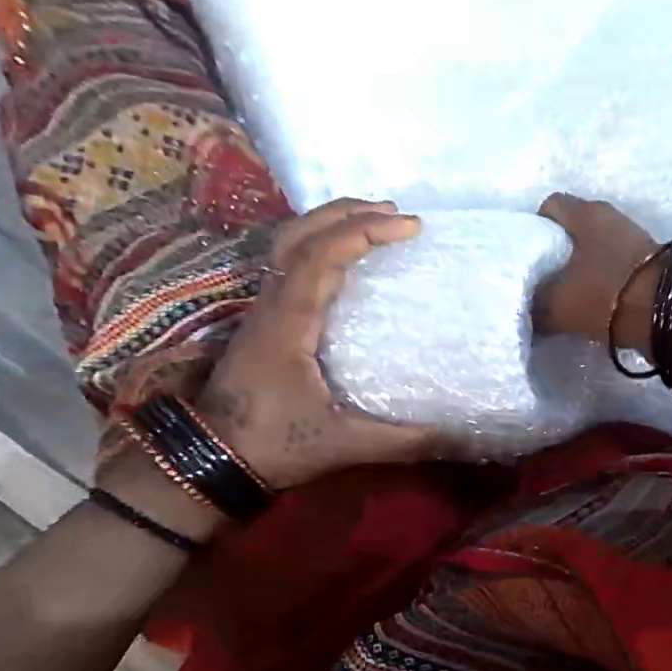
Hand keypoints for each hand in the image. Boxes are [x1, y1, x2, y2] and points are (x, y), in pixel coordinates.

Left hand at [194, 198, 437, 489]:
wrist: (212, 458)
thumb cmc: (276, 445)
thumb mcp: (345, 444)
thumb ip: (402, 441)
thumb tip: (459, 439)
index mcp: (290, 320)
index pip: (324, 254)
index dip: (366, 232)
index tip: (410, 226)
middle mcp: (272, 303)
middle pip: (300, 234)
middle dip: (347, 213)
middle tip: (394, 212)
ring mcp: (263, 311)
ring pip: (287, 245)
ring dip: (329, 225)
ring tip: (371, 225)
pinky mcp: (263, 324)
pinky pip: (287, 266)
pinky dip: (317, 248)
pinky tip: (342, 264)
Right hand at [534, 193, 658, 349]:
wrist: (669, 316)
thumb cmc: (607, 296)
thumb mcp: (557, 306)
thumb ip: (532, 307)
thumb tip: (522, 310)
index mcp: (586, 213)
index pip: (549, 206)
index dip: (532, 229)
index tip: (524, 258)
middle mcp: (611, 218)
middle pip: (572, 230)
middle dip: (555, 254)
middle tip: (540, 282)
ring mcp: (633, 240)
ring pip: (593, 249)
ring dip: (579, 270)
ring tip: (563, 297)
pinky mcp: (648, 263)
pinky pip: (611, 267)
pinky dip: (599, 282)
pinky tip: (590, 305)